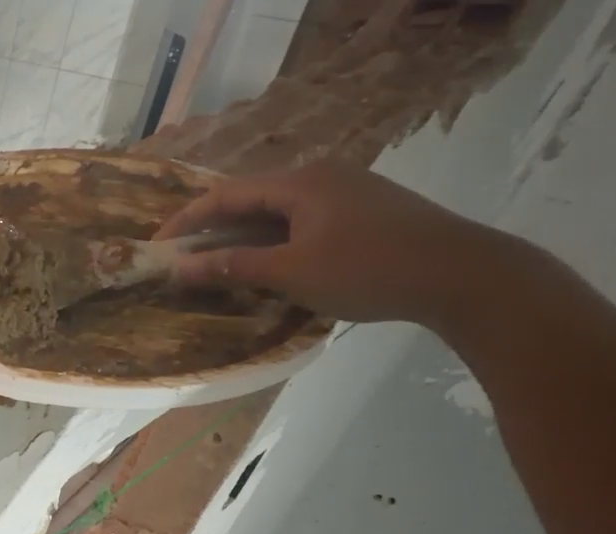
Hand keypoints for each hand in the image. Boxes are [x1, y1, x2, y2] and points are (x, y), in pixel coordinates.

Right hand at [155, 162, 519, 328]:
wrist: (461, 275)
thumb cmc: (368, 269)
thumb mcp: (290, 272)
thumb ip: (231, 267)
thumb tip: (177, 267)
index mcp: (301, 182)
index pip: (226, 195)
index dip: (185, 220)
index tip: (154, 247)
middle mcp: (322, 178)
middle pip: (250, 201)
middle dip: (210, 231)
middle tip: (178, 261)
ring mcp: (346, 195)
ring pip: (275, 215)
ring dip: (240, 240)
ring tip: (212, 268)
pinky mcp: (362, 215)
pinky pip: (299, 224)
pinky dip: (270, 244)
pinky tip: (262, 269)